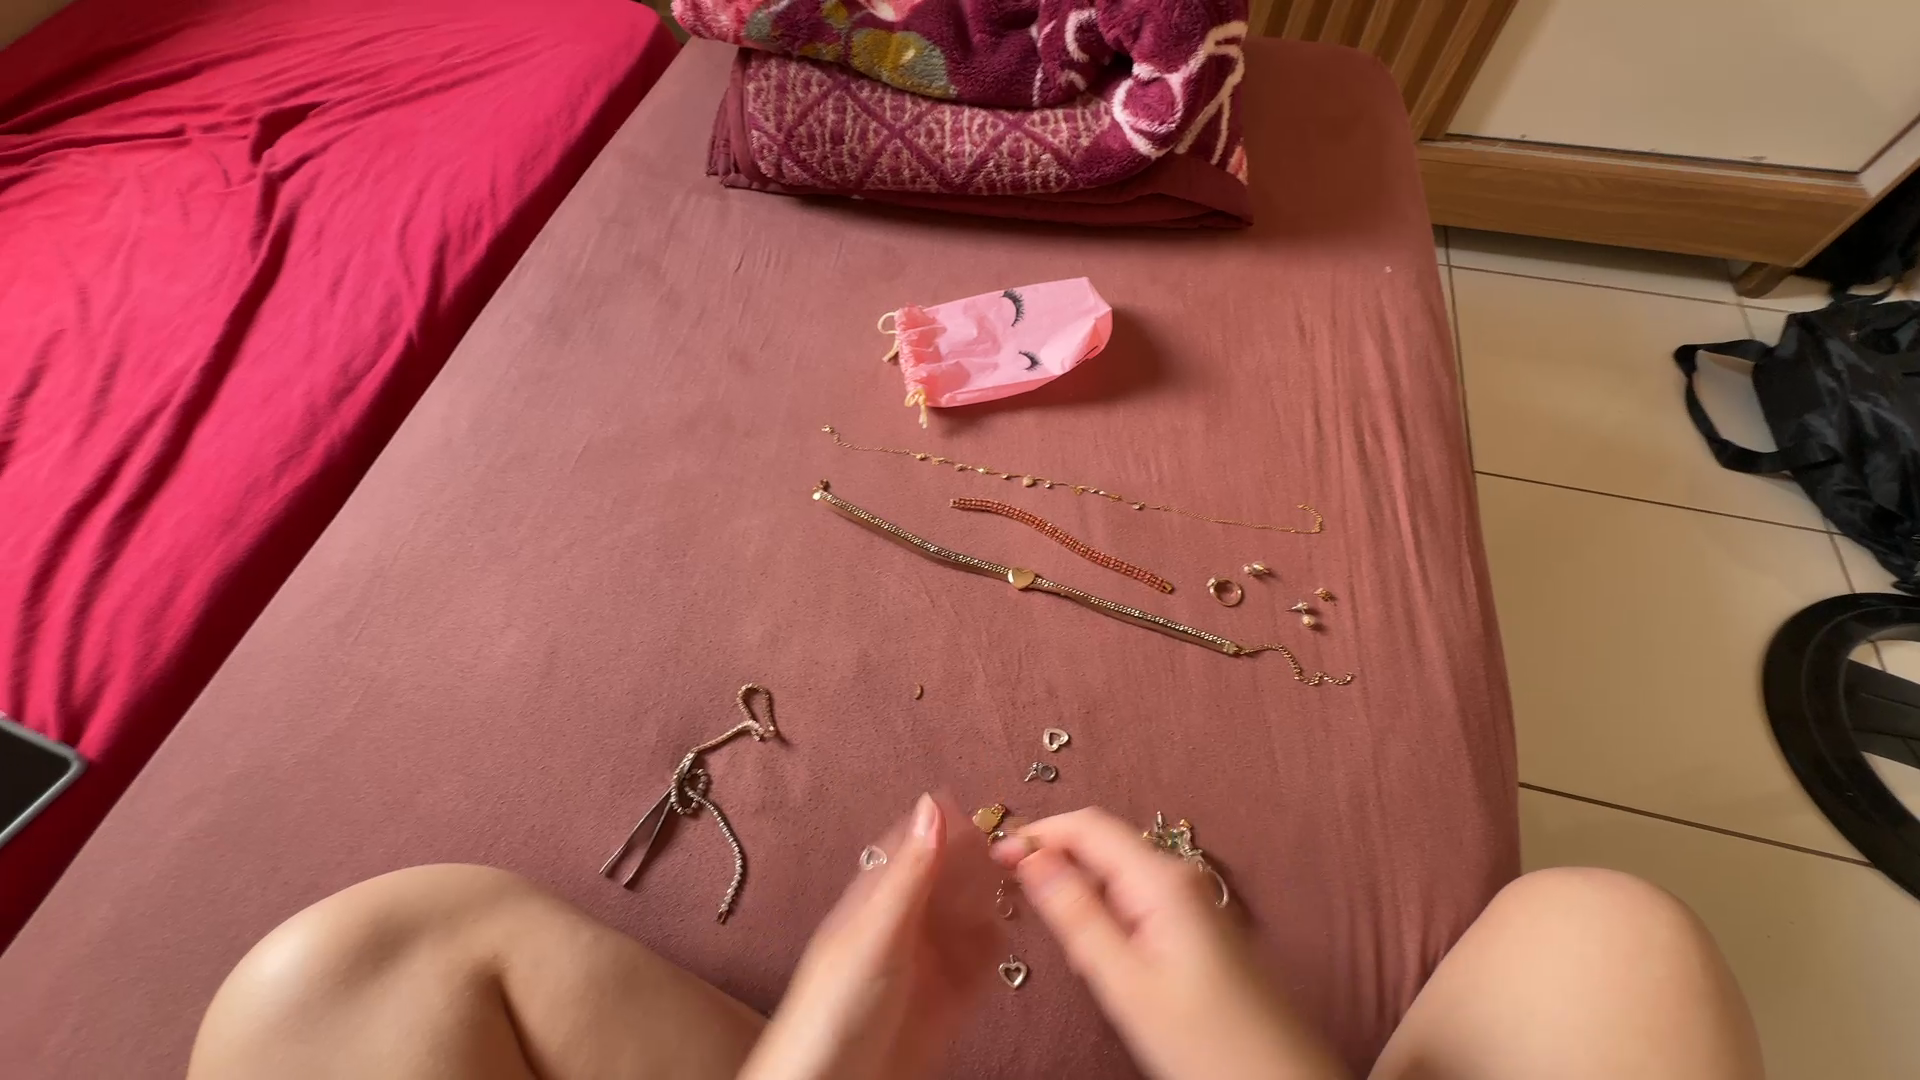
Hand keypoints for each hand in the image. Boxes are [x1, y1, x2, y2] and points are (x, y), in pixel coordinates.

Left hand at [738, 794, 1002, 1079]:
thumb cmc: (834, 1009)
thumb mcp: (877, 932)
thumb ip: (910, 872)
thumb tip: (931, 803)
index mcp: (879, 897)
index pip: (918, 845)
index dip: (949, 825)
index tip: (986, 811)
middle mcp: (905, 922)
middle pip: (950, 877)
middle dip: (980, 862)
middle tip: (1016, 851)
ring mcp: (927, 960)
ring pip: (969, 915)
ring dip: (992, 900)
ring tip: (1019, 888)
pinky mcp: (946, 998)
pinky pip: (979, 962)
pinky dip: (995, 945)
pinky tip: (1006, 935)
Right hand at [993, 808, 1347, 1079]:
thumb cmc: (1206, 1045)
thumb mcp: (1126, 984)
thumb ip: (1077, 915)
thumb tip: (1032, 860)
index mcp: (1161, 879)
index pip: (1089, 825)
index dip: (1039, 832)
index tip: (997, 855)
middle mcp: (1179, 876)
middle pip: (1104, 844)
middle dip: (1058, 861)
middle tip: (1019, 897)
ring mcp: (1193, 900)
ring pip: (1119, 874)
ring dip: (1082, 890)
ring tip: (1062, 938)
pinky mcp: (1199, 926)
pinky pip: (1139, 899)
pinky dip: (1108, 912)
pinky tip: (1103, 955)